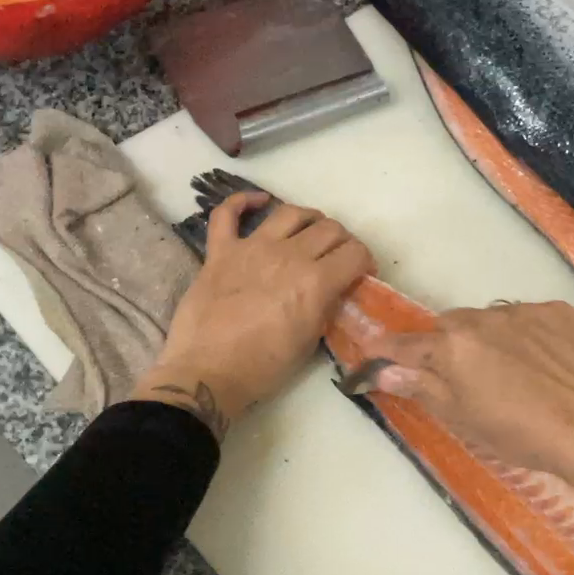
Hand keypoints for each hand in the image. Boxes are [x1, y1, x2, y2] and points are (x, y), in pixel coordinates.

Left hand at [133, 192, 373, 437]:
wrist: (207, 373)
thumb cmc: (263, 367)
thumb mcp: (309, 342)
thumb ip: (325, 308)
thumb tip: (333, 291)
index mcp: (315, 282)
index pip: (355, 253)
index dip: (365, 261)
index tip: (362, 274)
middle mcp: (287, 255)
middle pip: (328, 229)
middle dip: (342, 241)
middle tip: (338, 258)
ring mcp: (251, 248)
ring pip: (289, 212)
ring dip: (308, 218)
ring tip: (310, 229)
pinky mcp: (220, 251)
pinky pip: (227, 214)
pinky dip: (243, 202)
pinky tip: (257, 202)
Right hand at [370, 302, 573, 530]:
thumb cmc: (527, 435)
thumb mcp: (467, 421)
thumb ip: (423, 390)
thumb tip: (384, 372)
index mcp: (453, 348)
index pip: (406, 345)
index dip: (387, 351)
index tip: (375, 355)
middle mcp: (483, 319)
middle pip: (449, 327)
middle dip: (446, 348)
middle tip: (463, 380)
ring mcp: (524, 311)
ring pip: (489, 320)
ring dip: (488, 339)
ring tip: (513, 374)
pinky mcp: (559, 310)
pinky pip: (528, 318)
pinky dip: (526, 335)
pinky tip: (546, 364)